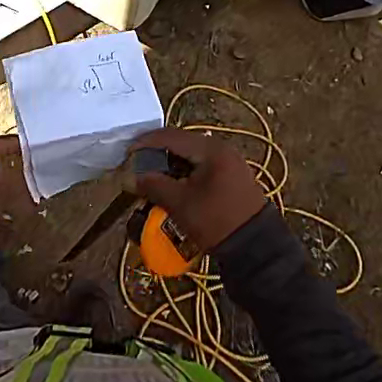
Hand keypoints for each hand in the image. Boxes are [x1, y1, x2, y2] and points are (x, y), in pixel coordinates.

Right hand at [131, 128, 268, 252]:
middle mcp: (222, 149)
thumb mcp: (180, 203)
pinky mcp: (232, 176)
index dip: (146, 142)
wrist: (255, 245)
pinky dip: (185, 172)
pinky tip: (173, 185)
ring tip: (151, 176)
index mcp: (211, 149)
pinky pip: (202, 166)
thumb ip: (153, 185)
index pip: (172, 136)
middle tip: (137, 164)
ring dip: (171, 164)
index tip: (127, 152)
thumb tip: (130, 177)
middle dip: (158, 153)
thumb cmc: (216, 221)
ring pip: (192, 156)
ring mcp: (230, 162)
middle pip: (183, 144)